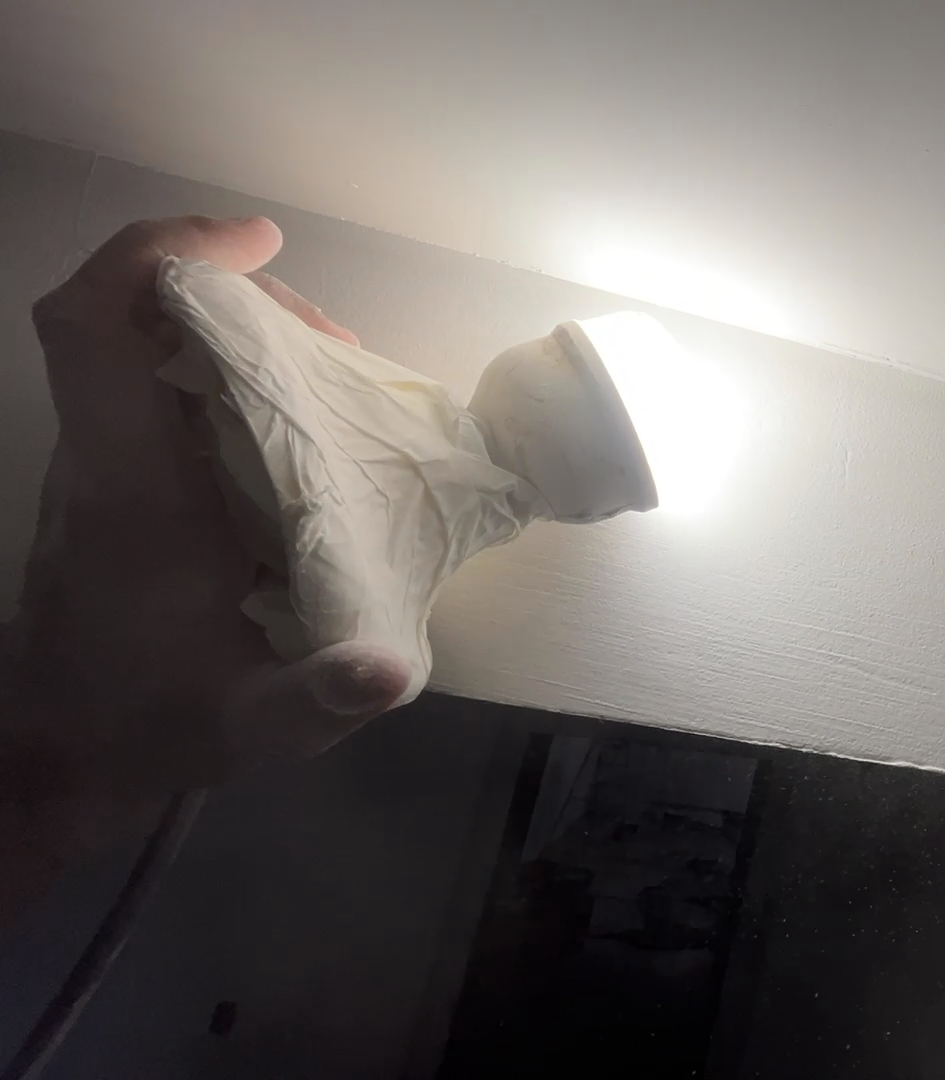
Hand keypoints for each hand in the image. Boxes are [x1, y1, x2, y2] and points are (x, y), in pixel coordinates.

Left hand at [2, 218, 410, 857]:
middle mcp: (118, 464)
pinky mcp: (147, 487)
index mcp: (138, 494)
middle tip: (343, 340)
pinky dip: (249, 379)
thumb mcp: (261, 725)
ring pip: (160, 355)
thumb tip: (388, 672)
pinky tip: (317, 422)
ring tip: (345, 373)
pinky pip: (182, 396)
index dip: (168, 258)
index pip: (101, 333)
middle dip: (242, 299)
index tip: (262, 235)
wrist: (81, 749)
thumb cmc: (171, 724)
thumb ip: (324, 697)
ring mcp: (127, 472)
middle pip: (138, 323)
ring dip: (251, 337)